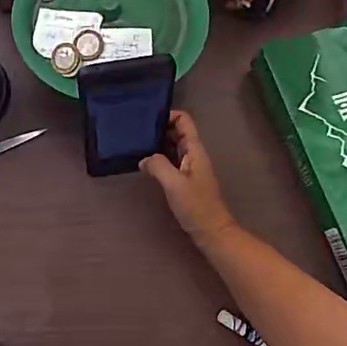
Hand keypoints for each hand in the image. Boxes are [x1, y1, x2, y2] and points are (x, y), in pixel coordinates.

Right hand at [141, 110, 237, 242]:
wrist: (211, 230)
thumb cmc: (196, 205)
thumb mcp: (174, 183)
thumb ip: (158, 165)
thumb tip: (144, 159)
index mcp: (194, 150)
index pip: (184, 120)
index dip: (168, 115)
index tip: (147, 119)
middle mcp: (193, 154)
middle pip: (177, 131)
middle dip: (158, 127)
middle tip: (135, 130)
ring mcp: (189, 167)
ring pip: (172, 146)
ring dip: (157, 143)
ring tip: (135, 143)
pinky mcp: (184, 179)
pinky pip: (170, 160)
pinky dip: (158, 157)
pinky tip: (144, 163)